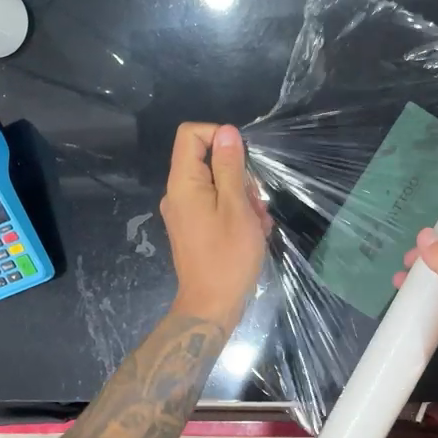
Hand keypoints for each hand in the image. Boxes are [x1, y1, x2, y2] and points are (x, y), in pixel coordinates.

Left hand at [162, 123, 270, 328]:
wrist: (211, 305)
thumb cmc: (227, 257)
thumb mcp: (237, 207)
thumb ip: (230, 168)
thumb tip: (226, 132)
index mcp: (183, 184)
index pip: (191, 135)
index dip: (218, 136)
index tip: (243, 159)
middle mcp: (178, 194)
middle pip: (207, 161)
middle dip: (239, 176)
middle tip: (257, 204)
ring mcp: (184, 213)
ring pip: (216, 186)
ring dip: (243, 198)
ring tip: (259, 224)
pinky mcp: (193, 229)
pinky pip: (215, 207)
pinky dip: (236, 213)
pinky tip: (253, 233)